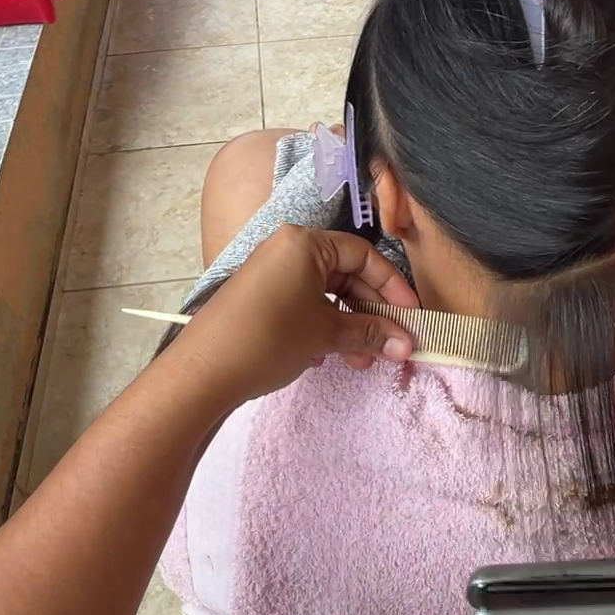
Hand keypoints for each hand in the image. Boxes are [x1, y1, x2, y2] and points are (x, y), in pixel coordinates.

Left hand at [168, 225, 417, 403]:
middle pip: (346, 274)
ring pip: (326, 293)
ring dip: (349, 326)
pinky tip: (328, 357)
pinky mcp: (260, 298)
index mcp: (305, 243)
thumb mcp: (326, 334)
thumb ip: (369, 334)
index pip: (363, 255)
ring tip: (361, 361)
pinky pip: (304, 304)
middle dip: (371, 312)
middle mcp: (287, 249)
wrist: (203, 371)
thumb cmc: (269, 338)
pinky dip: (323, 327)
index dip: (392, 287)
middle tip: (391, 345)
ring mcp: (271, 273)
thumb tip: (406, 345)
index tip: (411, 317)